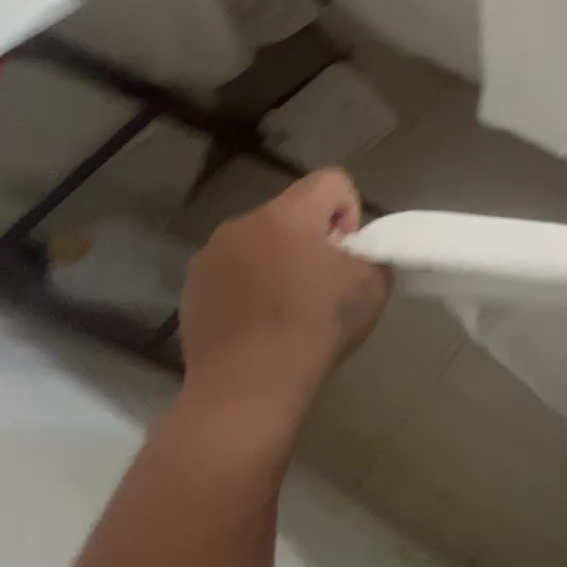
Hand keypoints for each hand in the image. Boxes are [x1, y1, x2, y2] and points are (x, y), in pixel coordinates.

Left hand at [180, 169, 391, 411]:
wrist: (248, 386)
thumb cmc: (317, 326)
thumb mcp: (374, 284)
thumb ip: (371, 253)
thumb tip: (352, 252)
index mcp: (288, 216)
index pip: (332, 180)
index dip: (350, 211)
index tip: (347, 254)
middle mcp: (243, 224)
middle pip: (294, 210)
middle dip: (314, 236)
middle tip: (325, 282)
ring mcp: (211, 255)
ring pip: (262, 239)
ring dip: (280, 259)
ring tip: (290, 305)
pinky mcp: (192, 286)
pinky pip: (235, 268)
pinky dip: (252, 283)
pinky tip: (261, 320)